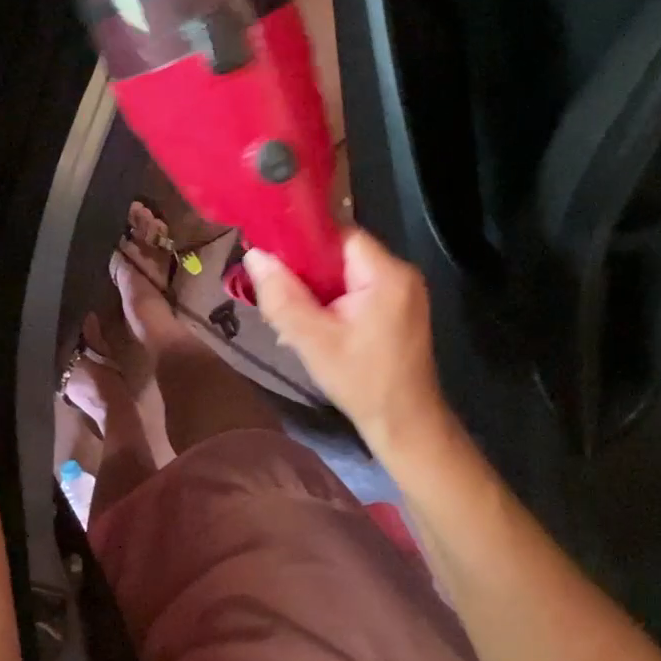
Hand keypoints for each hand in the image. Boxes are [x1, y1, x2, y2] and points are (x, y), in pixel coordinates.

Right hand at [245, 232, 448, 450]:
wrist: (406, 426)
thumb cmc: (362, 382)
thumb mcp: (313, 341)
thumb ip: (282, 296)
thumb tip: (254, 255)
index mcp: (386, 274)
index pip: (337, 234)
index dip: (303, 242)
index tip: (274, 258)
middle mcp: (400, 273)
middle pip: (340, 252)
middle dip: (307, 270)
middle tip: (278, 290)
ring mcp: (402, 291)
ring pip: (346, 271)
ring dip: (318, 288)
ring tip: (293, 312)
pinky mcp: (398, 307)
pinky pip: (357, 288)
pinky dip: (333, 299)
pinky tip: (315, 323)